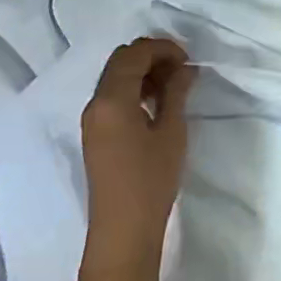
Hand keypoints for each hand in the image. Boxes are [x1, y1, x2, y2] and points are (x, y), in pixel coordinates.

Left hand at [72, 37, 195, 280]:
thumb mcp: (172, 131)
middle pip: (121, 60)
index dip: (163, 48)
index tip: (188, 60)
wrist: (123, 231)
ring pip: (116, 76)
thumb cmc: (151, 180)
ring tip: (173, 86)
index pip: (135, 53)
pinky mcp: (95, 133)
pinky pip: (112, 95)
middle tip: (182, 69)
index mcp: (112, 98)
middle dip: (152, 56)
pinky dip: (134, 88)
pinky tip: (156, 103)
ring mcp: (92, 119)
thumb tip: (185, 67)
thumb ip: (176, 92)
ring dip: (143, 72)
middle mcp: (95, 103)